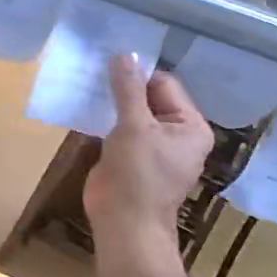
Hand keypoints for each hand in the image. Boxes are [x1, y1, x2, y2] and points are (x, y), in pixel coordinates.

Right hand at [85, 54, 213, 256]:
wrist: (124, 223)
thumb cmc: (138, 174)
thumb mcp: (134, 126)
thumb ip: (128, 88)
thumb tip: (125, 53)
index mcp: (191, 126)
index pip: (165, 84)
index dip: (138, 72)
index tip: (109, 59)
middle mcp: (176, 133)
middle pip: (149, 95)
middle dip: (123, 83)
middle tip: (94, 64)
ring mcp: (152, 145)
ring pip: (132, 110)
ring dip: (112, 98)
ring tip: (86, 78)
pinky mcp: (131, 154)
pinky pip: (120, 125)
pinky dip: (105, 114)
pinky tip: (85, 102)